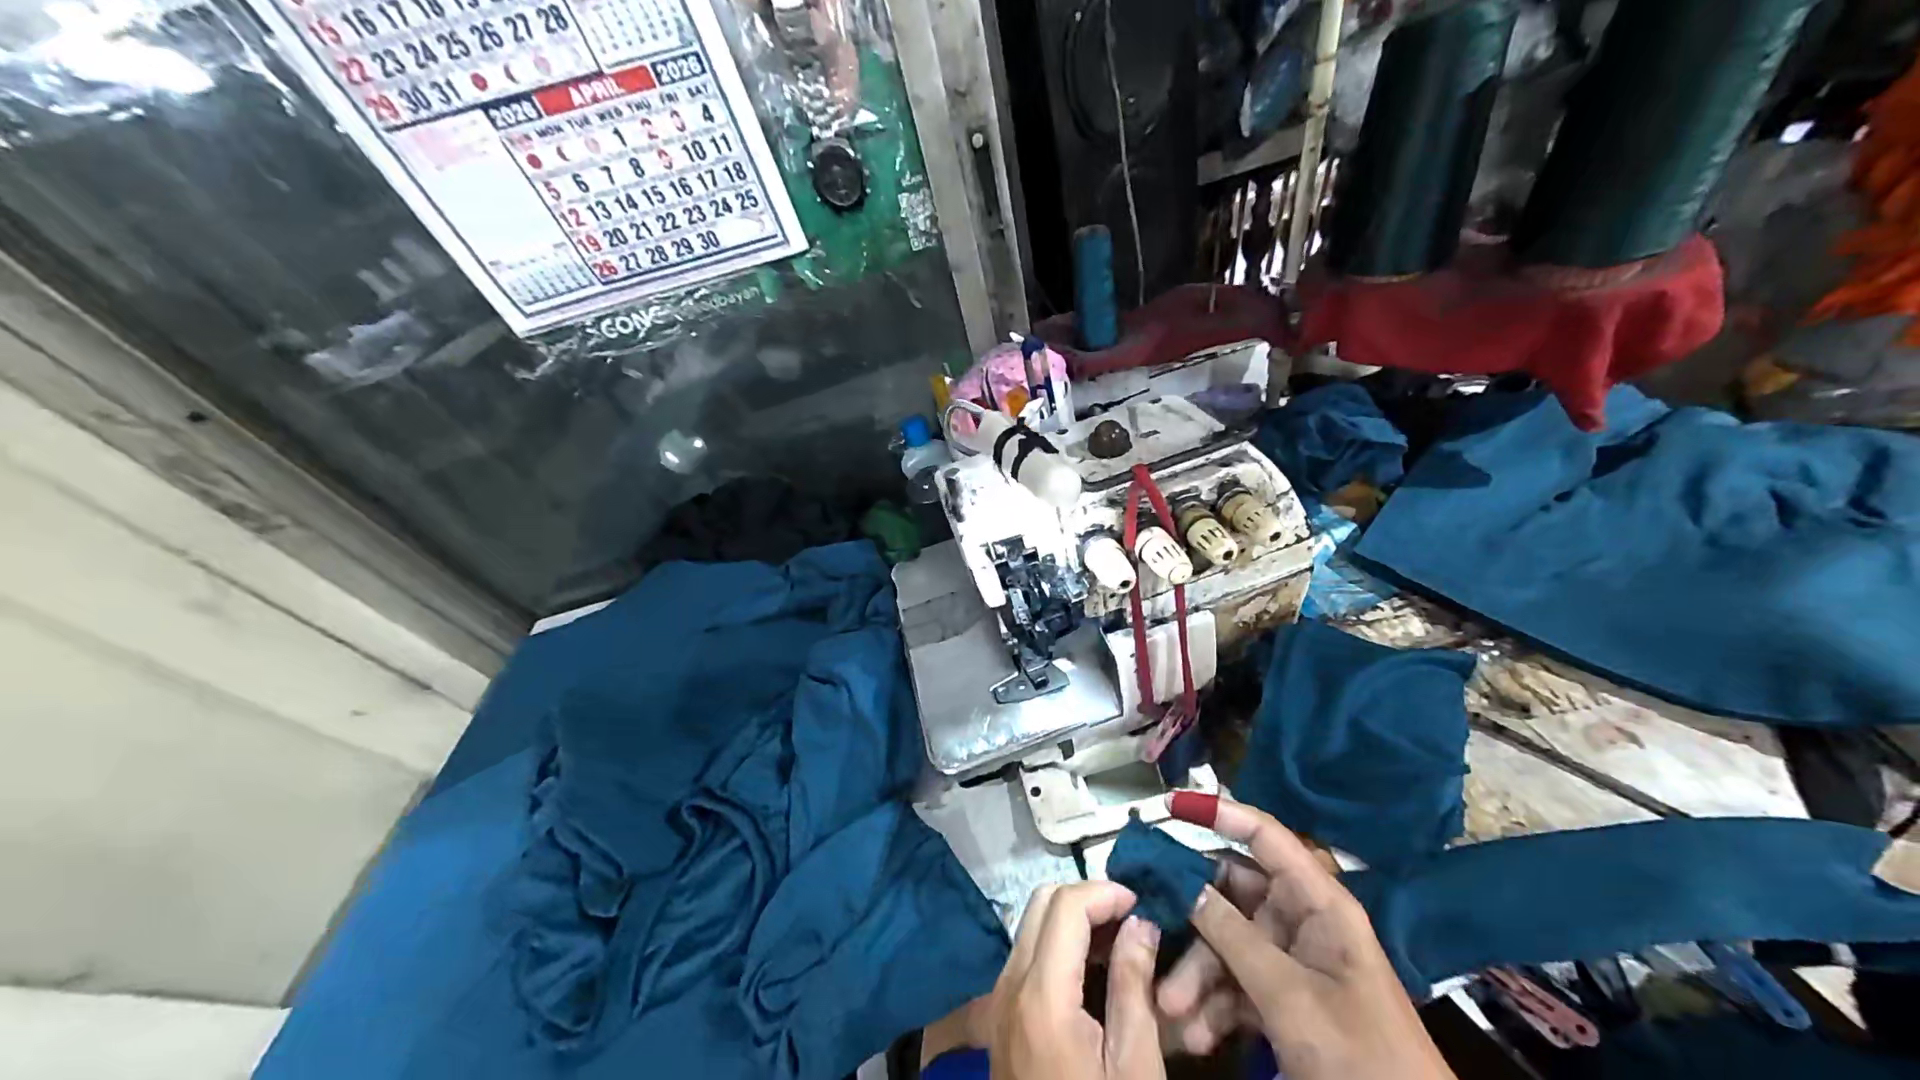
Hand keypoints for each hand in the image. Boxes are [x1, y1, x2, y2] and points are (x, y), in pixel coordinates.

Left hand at [988, 881, 1166, 1079]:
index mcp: (1041, 995)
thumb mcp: (1134, 1068)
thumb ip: (1133, 985)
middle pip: (1041, 903)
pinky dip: (1058, 943)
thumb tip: (1140, 922)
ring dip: (1072, 919)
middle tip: (1131, 920)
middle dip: (1088, 898)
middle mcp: (1008, 985)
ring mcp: (998, 1000)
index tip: (1143, 903)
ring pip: (1031, 925)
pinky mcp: (998, 1016)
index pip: (1066, 906)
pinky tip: (1092, 969)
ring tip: (1119, 941)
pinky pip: (1026, 955)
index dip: (1106, 892)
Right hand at [1156, 796, 1454, 1079]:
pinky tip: (1195, 1034)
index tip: (1169, 805)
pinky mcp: (1285, 998)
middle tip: (1149, 930)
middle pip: (1232, 894)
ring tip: (1171, 1009)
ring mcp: (1292, 960)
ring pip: (1227, 943)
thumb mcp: (1290, 996)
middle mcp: (1302, 920)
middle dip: (1191, 919)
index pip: (1264, 837)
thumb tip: (1183, 885)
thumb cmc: (1361, 1056)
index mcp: (1318, 903)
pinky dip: (1213, 1005)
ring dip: (1197, 974)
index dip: (1218, 813)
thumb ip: (1232, 937)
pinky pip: (1237, 983)